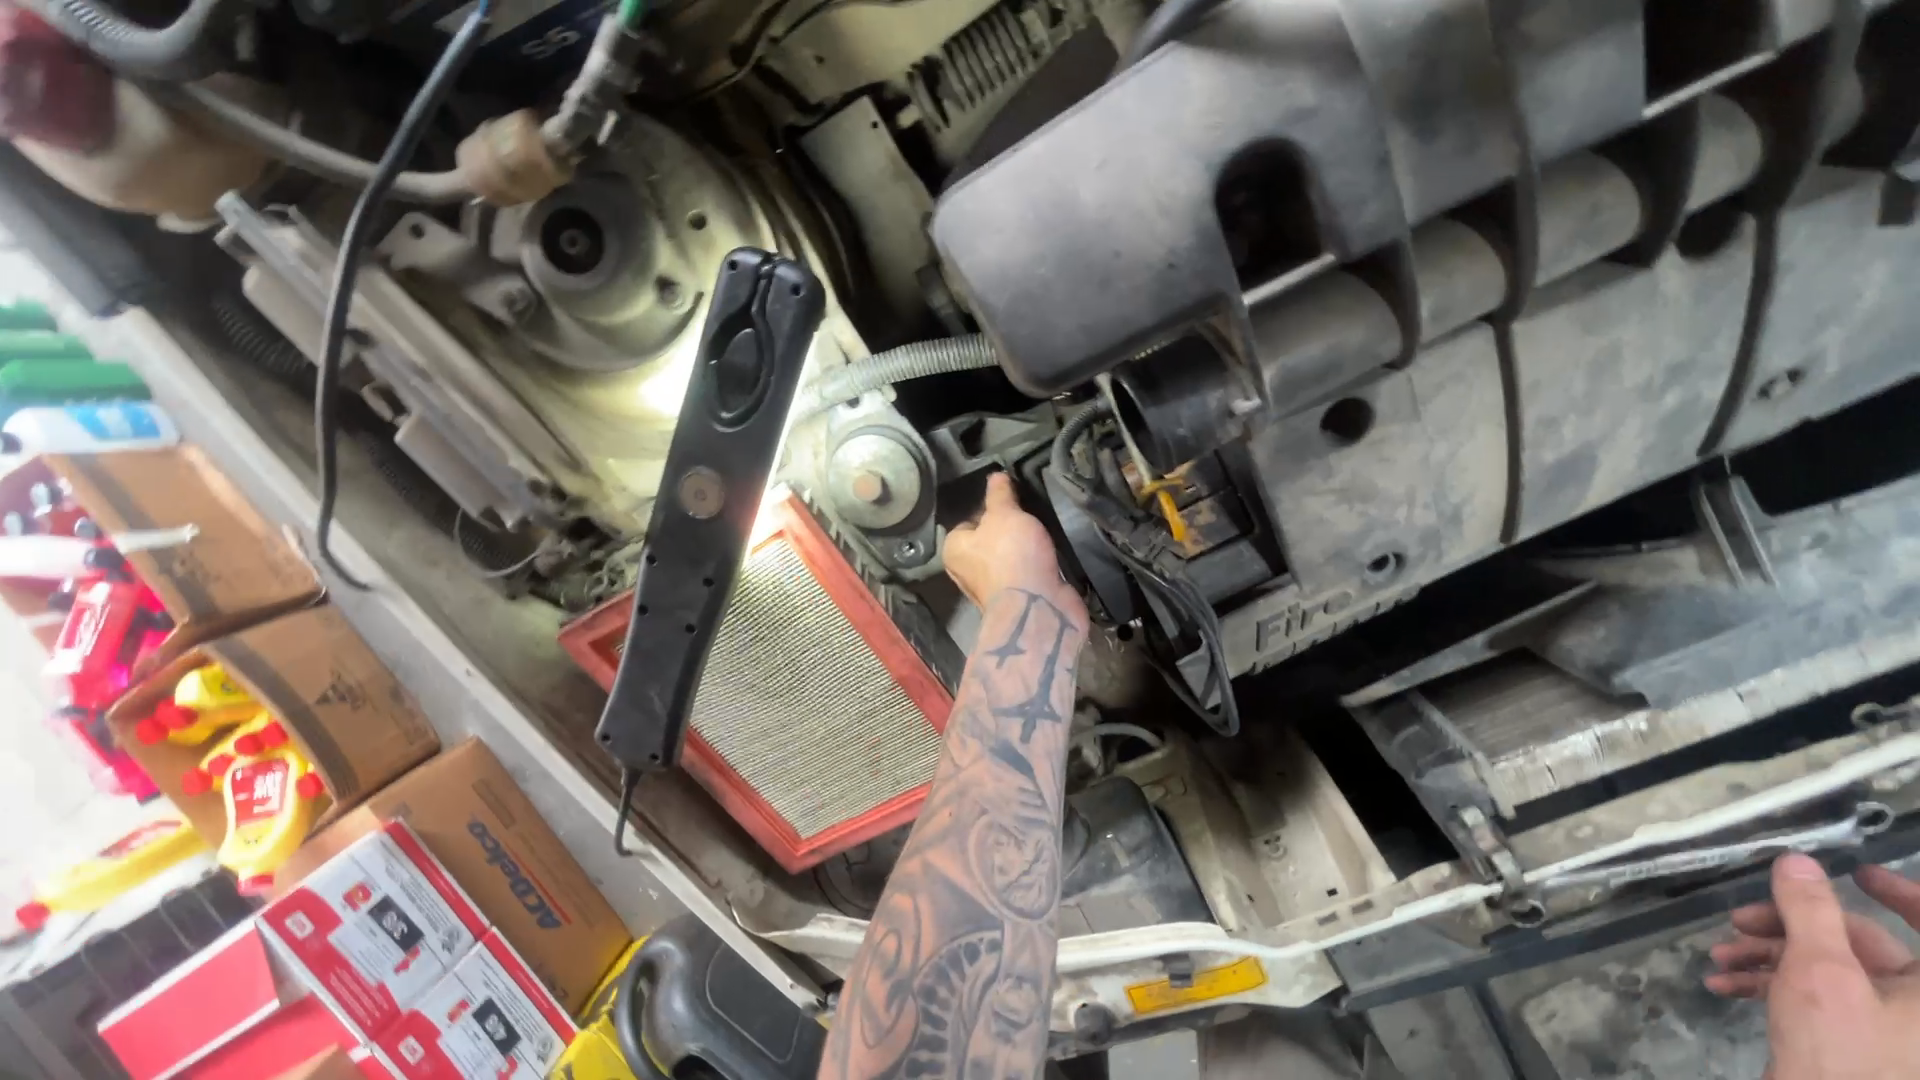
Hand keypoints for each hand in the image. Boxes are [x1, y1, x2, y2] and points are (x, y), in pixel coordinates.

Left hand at [944, 473, 1085, 623]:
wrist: (1039, 608)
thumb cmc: (1012, 557)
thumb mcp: (1004, 514)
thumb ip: (999, 494)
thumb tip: (995, 476)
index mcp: (955, 550)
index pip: (968, 520)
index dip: (989, 508)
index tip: (1011, 500)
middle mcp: (969, 570)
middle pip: (992, 538)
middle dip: (1013, 527)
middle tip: (1031, 514)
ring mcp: (996, 586)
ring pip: (1012, 555)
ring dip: (1029, 545)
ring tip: (1044, 530)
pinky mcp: (1021, 597)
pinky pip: (1029, 571)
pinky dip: (1041, 563)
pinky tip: (1053, 552)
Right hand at [1705, 854, 1919, 1077]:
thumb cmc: (1842, 1048)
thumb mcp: (1818, 971)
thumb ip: (1809, 911)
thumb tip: (1798, 861)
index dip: (1900, 893)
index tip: (1857, 871)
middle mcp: (1919, 1005)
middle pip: (1858, 945)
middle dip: (1786, 928)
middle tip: (1737, 921)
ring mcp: (1896, 1030)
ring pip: (1830, 970)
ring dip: (1767, 957)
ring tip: (1720, 958)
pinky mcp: (1863, 1045)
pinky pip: (1823, 1000)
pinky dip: (1773, 986)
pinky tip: (1727, 986)